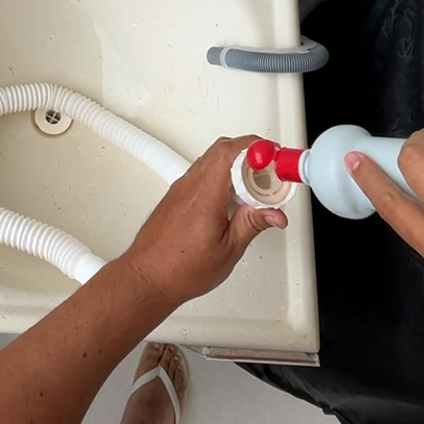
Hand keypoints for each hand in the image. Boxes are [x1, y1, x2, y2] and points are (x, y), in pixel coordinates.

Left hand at [119, 136, 286, 308]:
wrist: (148, 276)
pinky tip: (231, 198)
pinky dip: (221, 176)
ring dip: (235, 165)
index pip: (229, 152)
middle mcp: (191, 185)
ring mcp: (182, 188)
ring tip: (253, 189)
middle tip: (268, 173)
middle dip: (250, 154)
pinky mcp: (177, 194)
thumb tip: (274, 213)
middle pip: (222, 150)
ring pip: (211, 160)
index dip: (255, 147)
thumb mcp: (228, 250)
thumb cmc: (180, 268)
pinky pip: (202, 173)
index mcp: (205, 194)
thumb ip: (253, 225)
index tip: (273, 155)